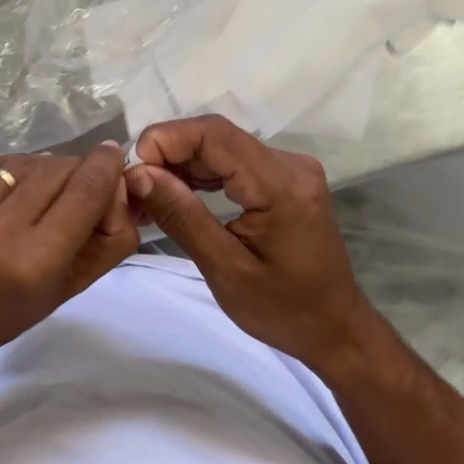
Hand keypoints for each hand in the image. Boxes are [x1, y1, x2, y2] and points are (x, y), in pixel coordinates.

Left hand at [0, 144, 137, 371]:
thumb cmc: (6, 314)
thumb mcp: (68, 290)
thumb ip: (109, 240)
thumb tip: (117, 182)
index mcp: (33, 265)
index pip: (84, 192)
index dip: (105, 166)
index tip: (112, 155)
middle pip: (56, 170)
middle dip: (74, 171)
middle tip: (75, 186)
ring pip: (23, 163)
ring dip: (39, 172)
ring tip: (34, 197)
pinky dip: (5, 174)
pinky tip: (3, 196)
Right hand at [123, 116, 389, 370]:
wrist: (334, 328)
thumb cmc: (282, 309)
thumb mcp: (225, 269)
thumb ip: (183, 216)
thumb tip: (138, 174)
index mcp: (281, 186)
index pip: (213, 135)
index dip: (165, 140)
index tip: (129, 172)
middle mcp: (290, 165)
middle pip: (215, 138)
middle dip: (165, 156)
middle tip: (129, 192)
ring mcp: (289, 171)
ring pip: (220, 149)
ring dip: (177, 167)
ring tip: (143, 200)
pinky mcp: (283, 181)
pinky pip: (232, 165)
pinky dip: (197, 177)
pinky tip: (172, 199)